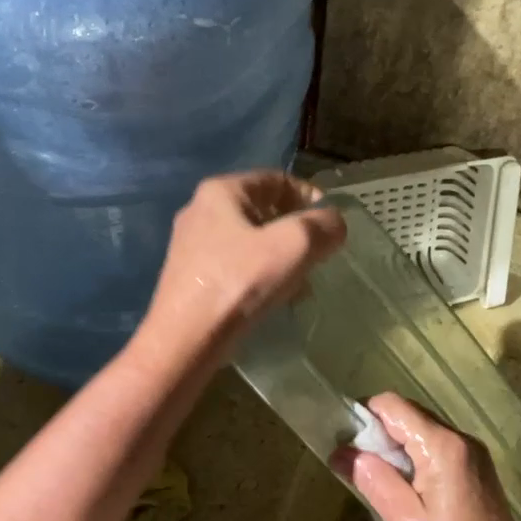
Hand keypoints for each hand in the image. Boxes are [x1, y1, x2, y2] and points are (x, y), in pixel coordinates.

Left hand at [140, 170, 345, 358]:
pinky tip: (272, 298)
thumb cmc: (238, 283)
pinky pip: (236, 265)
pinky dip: (260, 275)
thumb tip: (335, 223)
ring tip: (299, 282)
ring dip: (280, 256)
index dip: (310, 196)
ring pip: (251, 240)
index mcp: (221, 191)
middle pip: (263, 210)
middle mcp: (201, 210)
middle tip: (318, 255)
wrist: (185, 341)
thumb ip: (323, 226)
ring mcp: (192, 245)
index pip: (276, 180)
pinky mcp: (191, 277)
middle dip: (295, 231)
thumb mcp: (294, 246)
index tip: (331, 224)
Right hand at [333, 393, 520, 520]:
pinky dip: (418, 455)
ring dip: (398, 445)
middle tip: (357, 463)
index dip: (364, 414)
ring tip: (380, 478)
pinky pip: (441, 446)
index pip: (394, 406)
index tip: (345, 440)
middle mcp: (462, 439)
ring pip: (425, 429)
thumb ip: (374, 480)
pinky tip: (408, 487)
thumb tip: (341, 451)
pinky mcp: (479, 468)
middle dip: (380, 431)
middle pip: (411, 414)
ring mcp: (474, 453)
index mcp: (444, 446)